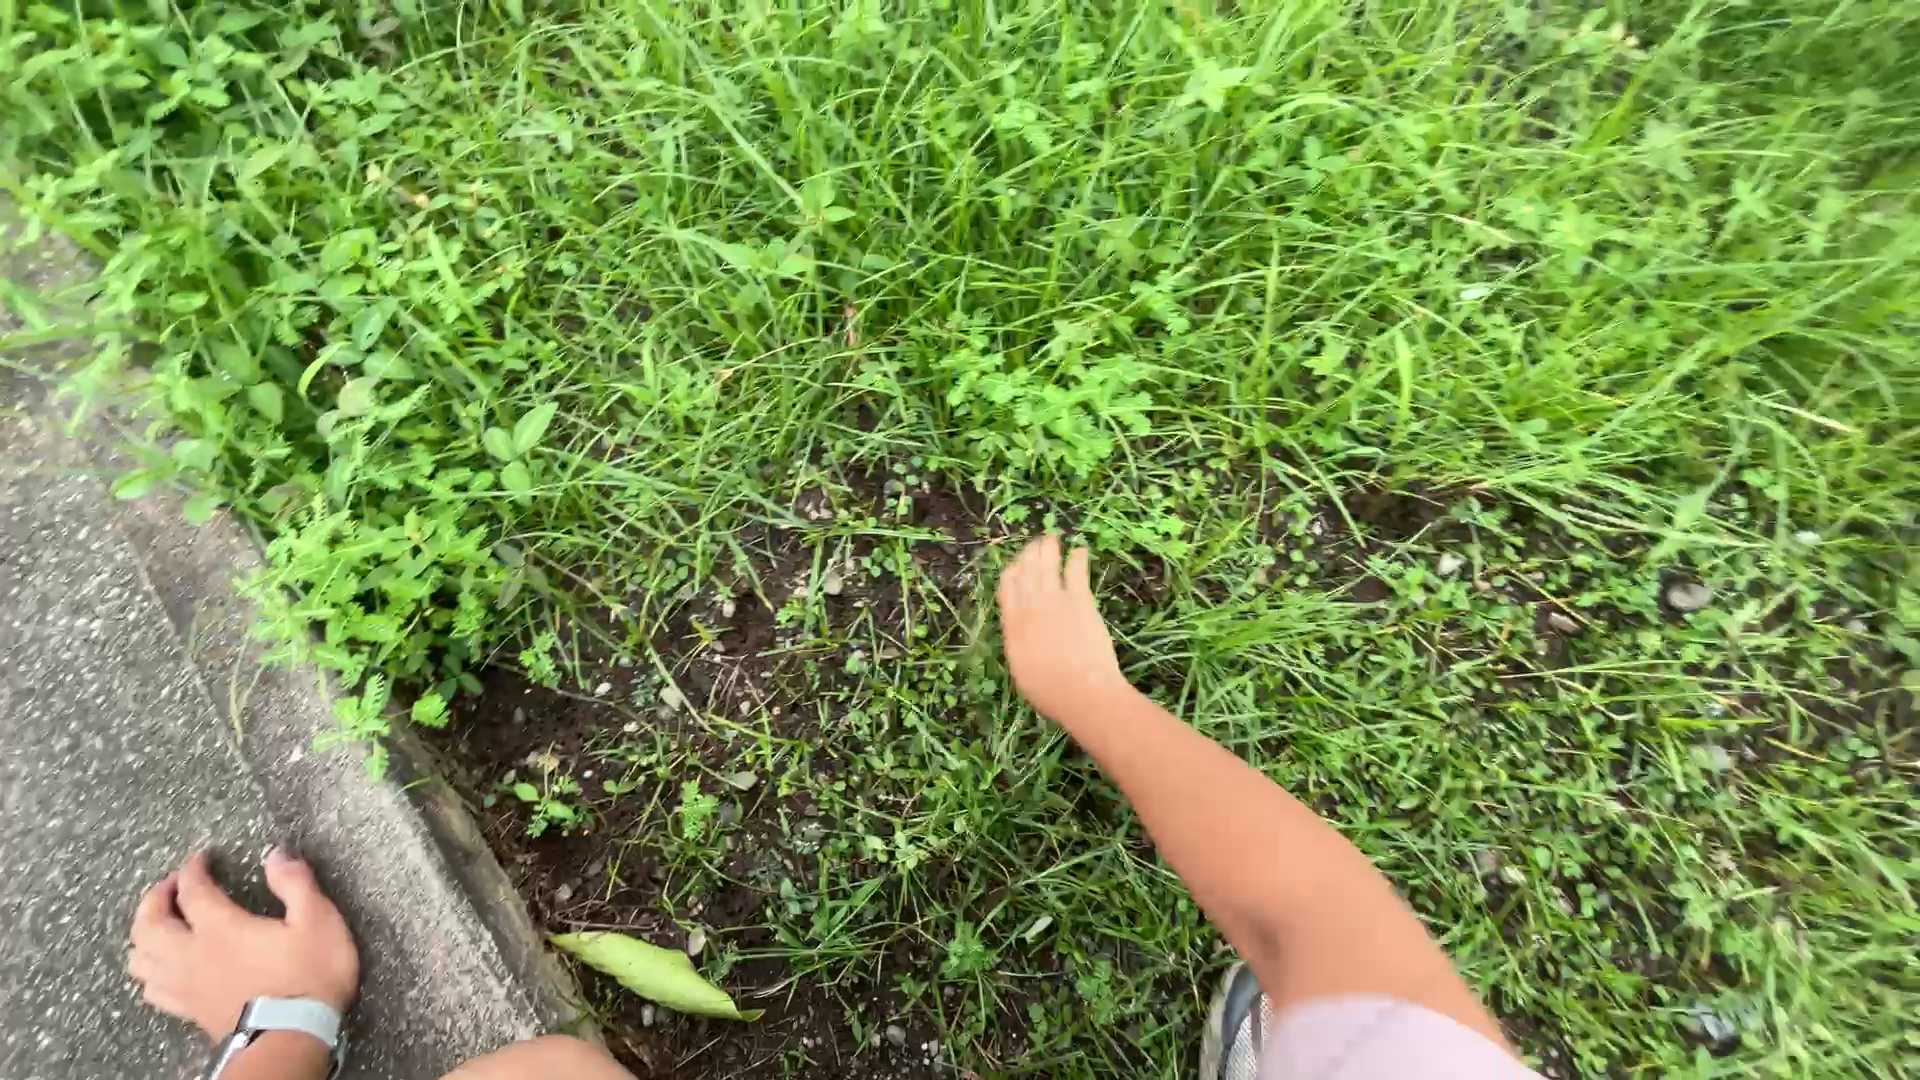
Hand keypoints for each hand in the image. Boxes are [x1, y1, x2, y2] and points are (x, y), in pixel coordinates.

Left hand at [127, 848, 360, 1040]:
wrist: (292, 1031)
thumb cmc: (310, 970)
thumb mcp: (317, 918)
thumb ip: (295, 883)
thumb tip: (275, 853)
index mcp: (221, 929)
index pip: (193, 893)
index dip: (193, 871)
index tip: (199, 857)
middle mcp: (191, 955)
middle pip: (148, 926)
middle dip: (154, 900)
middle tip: (170, 884)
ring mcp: (184, 986)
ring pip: (139, 958)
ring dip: (143, 934)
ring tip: (160, 922)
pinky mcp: (186, 1008)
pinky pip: (150, 987)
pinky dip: (149, 968)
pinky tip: (162, 966)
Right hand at [996, 535, 1132, 721]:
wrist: (1082, 692)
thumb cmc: (1050, 692)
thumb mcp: (1021, 669)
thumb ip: (1019, 643)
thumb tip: (1020, 633)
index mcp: (1013, 625)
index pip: (1007, 588)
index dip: (1011, 572)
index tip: (1016, 565)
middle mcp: (1031, 607)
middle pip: (1026, 571)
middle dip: (1029, 554)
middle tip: (1035, 543)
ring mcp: (1056, 601)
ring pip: (1047, 566)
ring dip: (1048, 549)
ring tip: (1052, 539)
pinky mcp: (1081, 601)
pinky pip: (1076, 572)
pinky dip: (1077, 558)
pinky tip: (1080, 550)